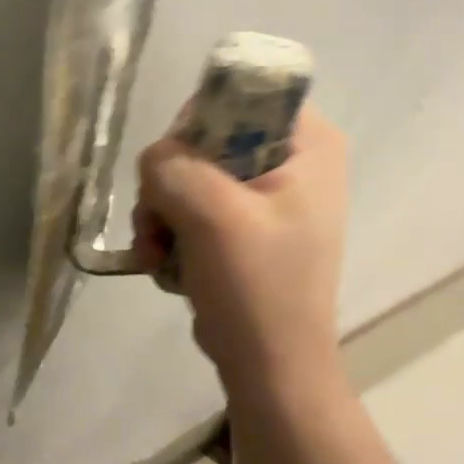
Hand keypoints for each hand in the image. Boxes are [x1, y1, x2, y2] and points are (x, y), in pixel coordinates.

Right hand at [132, 102, 349, 390]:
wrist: (271, 367)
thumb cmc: (256, 288)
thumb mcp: (210, 215)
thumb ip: (171, 166)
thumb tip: (154, 163)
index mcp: (309, 143)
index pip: (239, 95)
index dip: (196, 126)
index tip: (176, 169)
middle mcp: (294, 161)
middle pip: (205, 139)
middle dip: (169, 183)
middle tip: (159, 223)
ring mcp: (268, 198)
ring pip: (190, 177)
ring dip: (162, 214)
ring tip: (157, 253)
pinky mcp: (246, 230)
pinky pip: (193, 210)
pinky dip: (172, 235)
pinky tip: (168, 265)